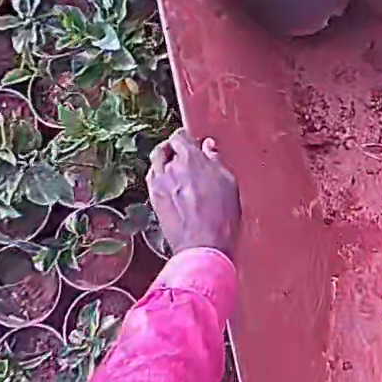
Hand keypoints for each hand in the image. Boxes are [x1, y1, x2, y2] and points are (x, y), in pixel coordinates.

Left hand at [147, 130, 239, 255]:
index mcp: (191, 159)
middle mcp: (170, 168)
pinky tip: (172, 184)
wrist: (203, 245)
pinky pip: (153, 180)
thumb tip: (208, 148)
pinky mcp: (153, 199)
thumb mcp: (228, 183)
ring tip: (177, 169)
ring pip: (156, 164)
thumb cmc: (220, 216)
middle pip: (164, 149)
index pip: (179, 137)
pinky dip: (160, 177)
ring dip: (164, 162)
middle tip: (183, 154)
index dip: (185, 137)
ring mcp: (159, 184)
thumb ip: (215, 161)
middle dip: (172, 149)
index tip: (191, 141)